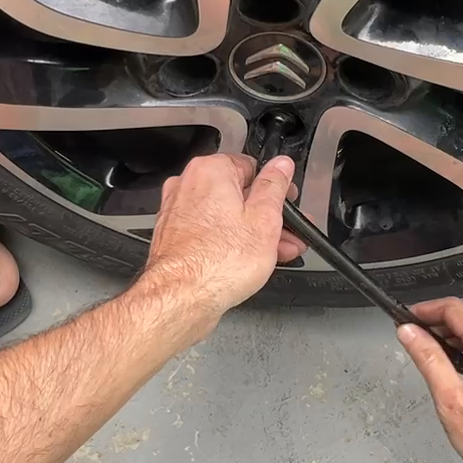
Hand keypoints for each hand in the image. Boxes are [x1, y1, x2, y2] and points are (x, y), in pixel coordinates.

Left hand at [139, 153, 302, 321]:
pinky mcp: (174, 235)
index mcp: (211, 170)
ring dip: (251, 232)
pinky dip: (228, 242)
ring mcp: (178, 211)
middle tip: (287, 233)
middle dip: (266, 216)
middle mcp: (188, 185)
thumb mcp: (264, 219)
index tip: (287, 205)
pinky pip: (209, 232)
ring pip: (224, 215)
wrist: (181, 296)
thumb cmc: (216, 262)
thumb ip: (275, 186)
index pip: (252, 167)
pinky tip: (248, 259)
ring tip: (275, 252)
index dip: (275, 189)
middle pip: (237, 194)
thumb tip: (281, 166)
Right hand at [398, 299, 462, 462]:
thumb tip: (410, 333)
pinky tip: (460, 365)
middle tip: (416, 332)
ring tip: (434, 351)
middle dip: (440, 320)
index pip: (455, 309)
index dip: (427, 309)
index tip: (409, 317)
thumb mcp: (451, 399)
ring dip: (457, 334)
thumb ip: (428, 358)